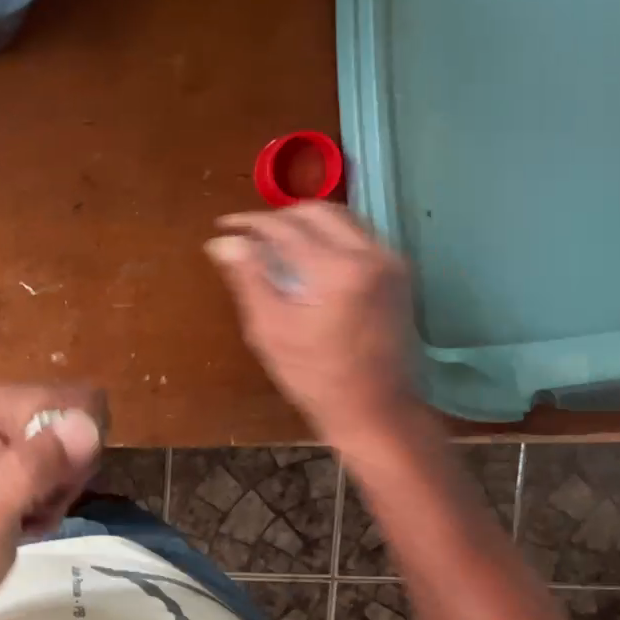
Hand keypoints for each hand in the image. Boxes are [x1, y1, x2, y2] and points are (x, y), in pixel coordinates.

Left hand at [0, 384, 106, 617]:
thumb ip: (35, 466)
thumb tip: (86, 424)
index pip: (80, 405)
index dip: (76, 455)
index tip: (48, 491)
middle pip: (78, 426)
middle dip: (66, 475)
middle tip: (32, 509)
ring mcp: (1, 426)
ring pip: (72, 451)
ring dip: (57, 492)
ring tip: (23, 518)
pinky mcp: (5, 449)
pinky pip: (56, 466)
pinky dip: (47, 498)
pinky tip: (21, 519)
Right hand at [205, 202, 420, 447]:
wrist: (375, 407)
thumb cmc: (314, 375)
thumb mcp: (270, 329)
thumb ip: (248, 278)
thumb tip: (223, 242)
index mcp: (336, 269)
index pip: (285, 227)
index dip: (249, 223)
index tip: (223, 226)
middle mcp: (369, 254)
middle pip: (318, 211)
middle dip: (278, 216)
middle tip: (248, 232)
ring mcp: (389, 262)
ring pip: (341, 220)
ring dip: (304, 223)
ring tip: (273, 241)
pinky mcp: (396, 274)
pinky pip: (357, 237)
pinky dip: (327, 236)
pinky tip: (306, 257)